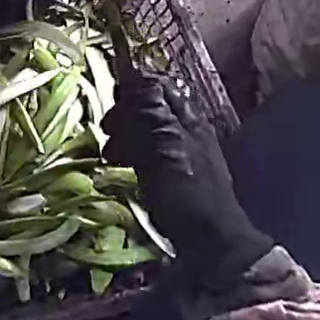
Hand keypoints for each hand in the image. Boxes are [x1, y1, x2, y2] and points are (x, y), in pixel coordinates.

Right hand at [105, 68, 271, 290]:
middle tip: (108, 130)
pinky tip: (123, 167)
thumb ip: (149, 112)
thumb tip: (133, 75)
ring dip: (126, 135)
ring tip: (111, 153)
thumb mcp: (164, 147)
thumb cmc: (187, 193)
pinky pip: (149, 151)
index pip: (156, 84)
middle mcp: (187, 128)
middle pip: (151, 105)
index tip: (110, 102)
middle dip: (125, 113)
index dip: (132, 87)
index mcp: (187, 117)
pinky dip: (133, 153)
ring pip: (147, 129)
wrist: (212, 244)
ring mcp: (184, 151)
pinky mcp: (177, 173)